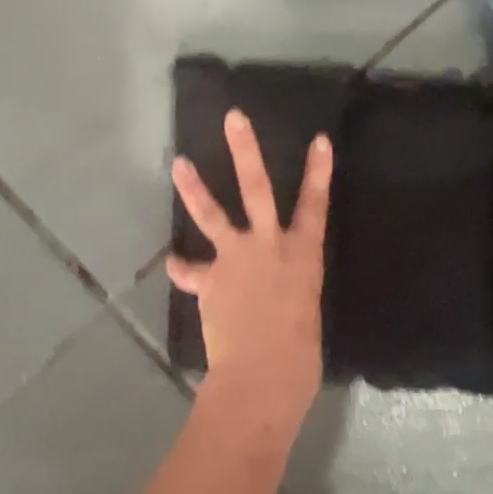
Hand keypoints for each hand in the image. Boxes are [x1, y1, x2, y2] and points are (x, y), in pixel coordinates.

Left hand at [169, 109, 331, 412]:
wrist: (263, 375)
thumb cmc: (299, 354)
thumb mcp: (305, 312)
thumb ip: (288, 289)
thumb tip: (274, 291)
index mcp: (304, 255)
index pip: (315, 205)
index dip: (318, 172)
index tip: (319, 139)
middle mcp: (269, 246)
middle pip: (256, 188)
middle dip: (244, 150)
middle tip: (233, 118)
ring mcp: (236, 259)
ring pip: (212, 213)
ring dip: (193, 187)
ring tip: (178, 163)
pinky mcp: (210, 280)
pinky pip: (190, 271)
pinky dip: (183, 268)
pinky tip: (173, 262)